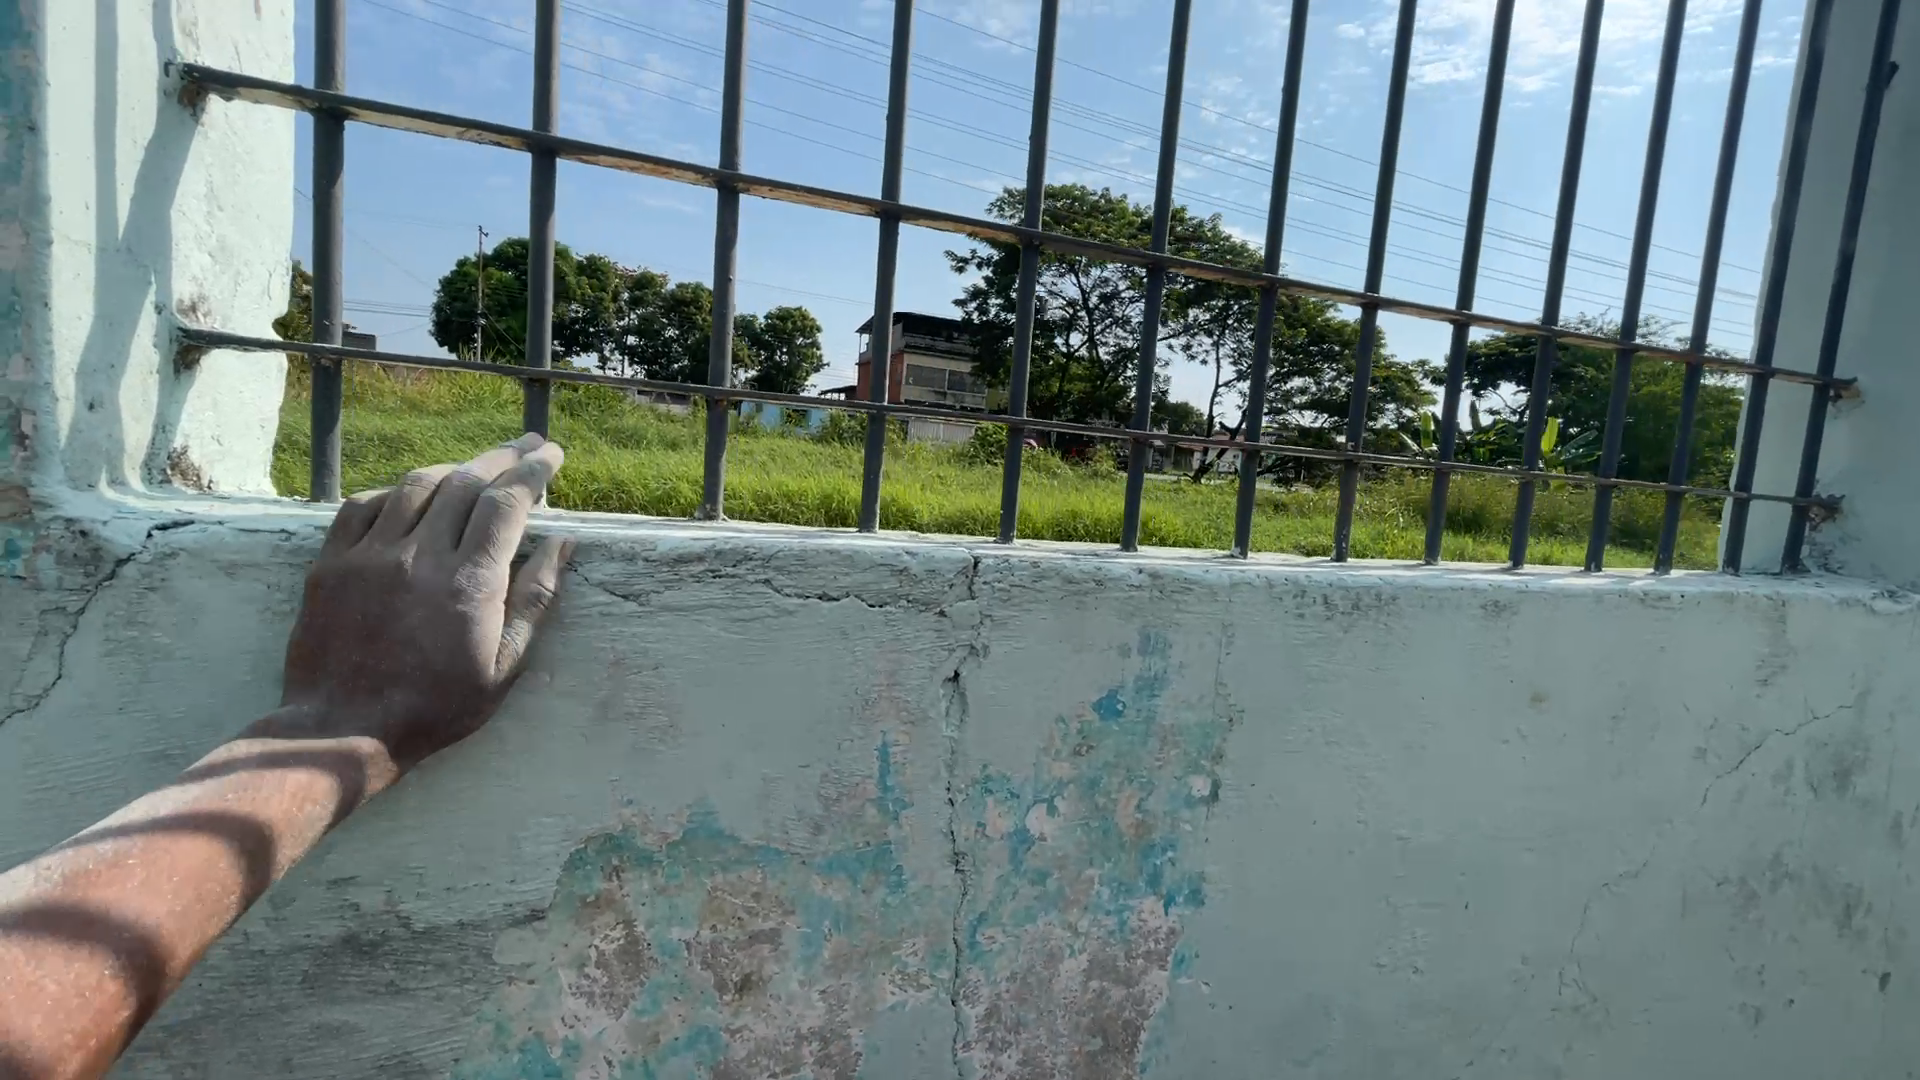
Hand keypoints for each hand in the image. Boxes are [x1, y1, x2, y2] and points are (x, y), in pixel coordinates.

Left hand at [263, 433, 571, 773]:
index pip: (508, 504)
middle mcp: (420, 558)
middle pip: (465, 482)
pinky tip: (414, 496)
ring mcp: (369, 558)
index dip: (534, 471)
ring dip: (453, 468)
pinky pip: (363, 505)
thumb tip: (563, 544)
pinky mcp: (329, 565)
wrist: (341, 730)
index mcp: (471, 583)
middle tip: (528, 443)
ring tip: (476, 467)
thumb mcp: (508, 662)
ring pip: (415, 485)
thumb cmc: (440, 704)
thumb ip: (537, 598)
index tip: (553, 454)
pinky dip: (397, 490)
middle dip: (503, 456)